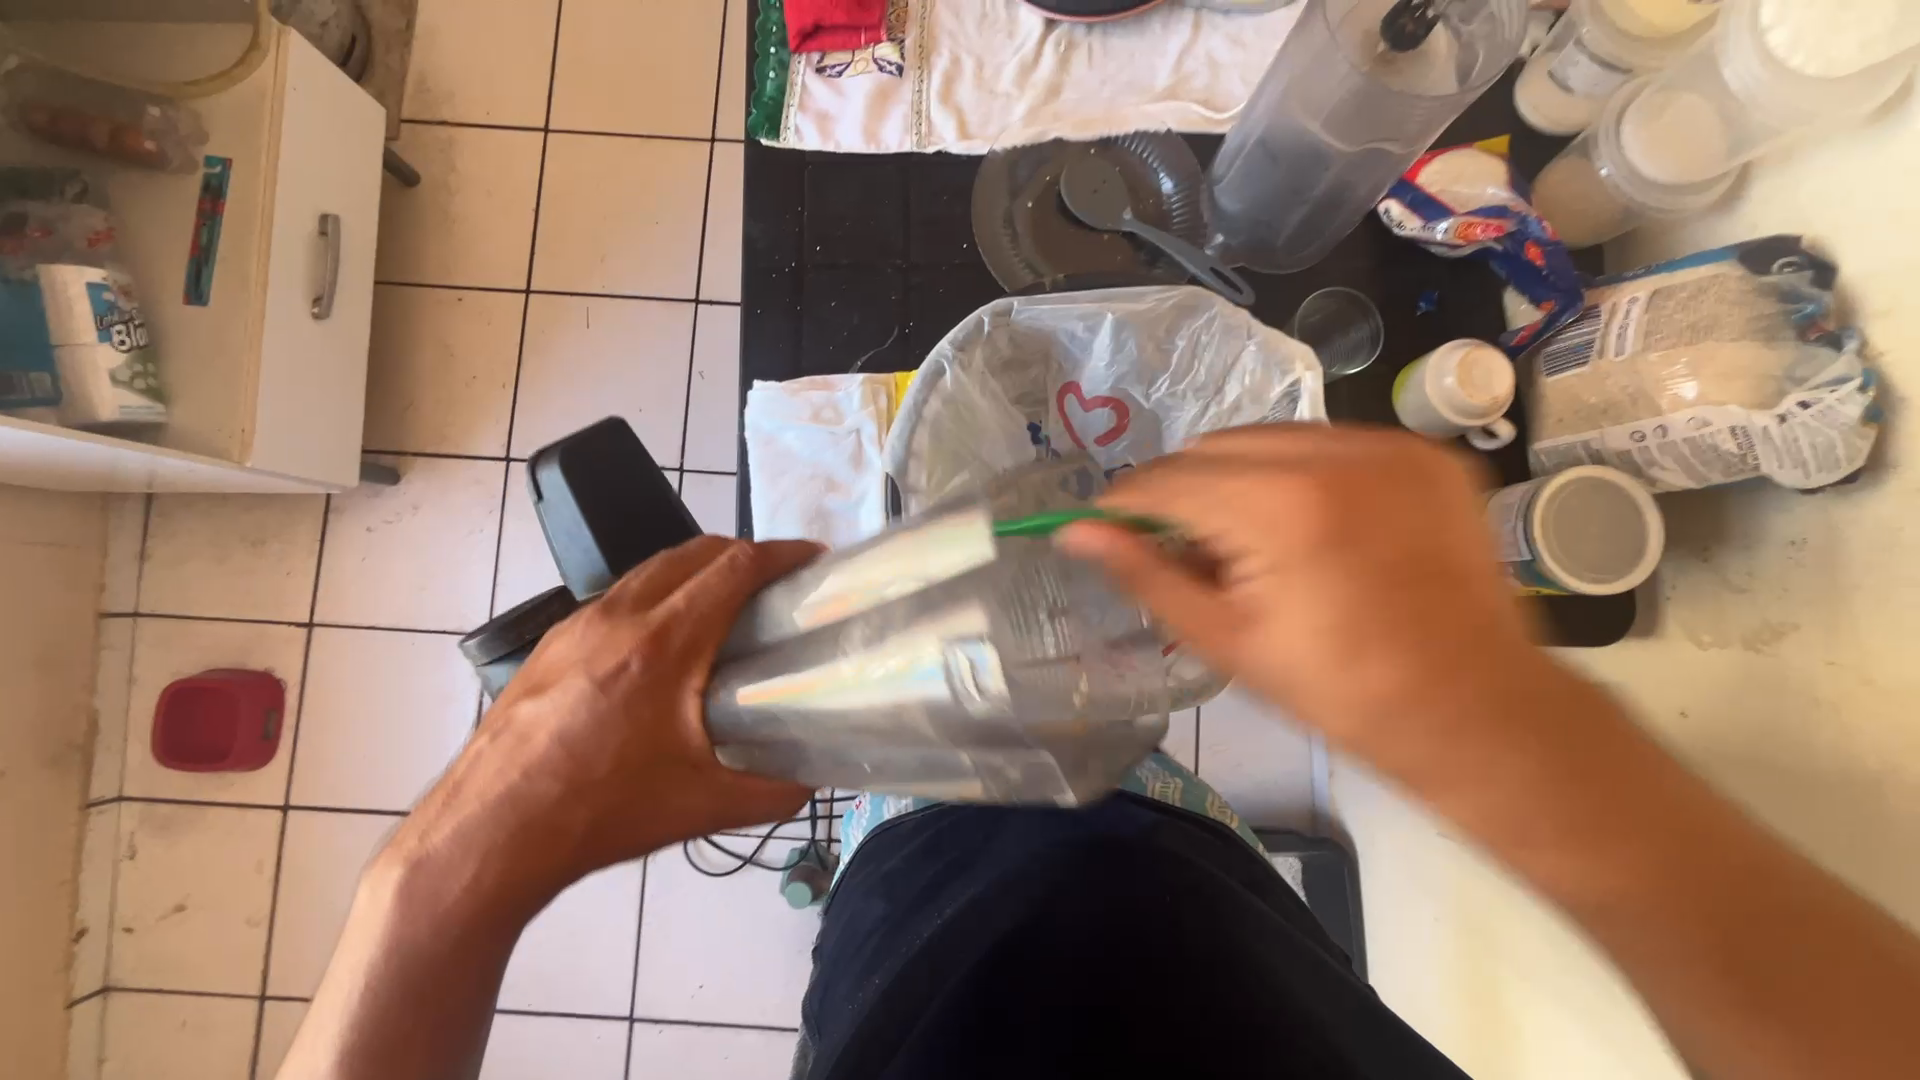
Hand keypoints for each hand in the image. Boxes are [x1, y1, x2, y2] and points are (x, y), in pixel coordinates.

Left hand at [380, 537, 821, 913]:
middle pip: (696, 552)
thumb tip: (812, 781)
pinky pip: (619, 595)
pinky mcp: (550, 643)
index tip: (812, 558)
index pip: (736, 568)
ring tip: (725, 603)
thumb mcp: (702, 807)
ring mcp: (577, 624)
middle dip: (745, 553)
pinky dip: (658, 594)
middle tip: (776, 582)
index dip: (782, 553)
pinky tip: (662, 638)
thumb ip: (774, 793)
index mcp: (666, 643)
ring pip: (652, 569)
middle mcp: (621, 616)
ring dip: (698, 570)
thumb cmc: (600, 813)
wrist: (486, 835)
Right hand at [1056, 425, 1558, 769]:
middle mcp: (1335, 454)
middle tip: (1181, 546)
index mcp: (1279, 507)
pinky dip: (1295, 472)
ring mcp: (1388, 447)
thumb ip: (1143, 574)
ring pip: (1268, 438)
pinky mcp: (1425, 454)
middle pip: (1213, 448)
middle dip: (1181, 491)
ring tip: (1244, 538)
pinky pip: (1327, 443)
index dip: (1125, 502)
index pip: (1168, 480)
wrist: (1475, 709)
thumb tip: (1074, 533)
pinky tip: (1303, 524)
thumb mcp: (1223, 638)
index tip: (1107, 526)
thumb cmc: (1336, 690)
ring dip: (1236, 477)